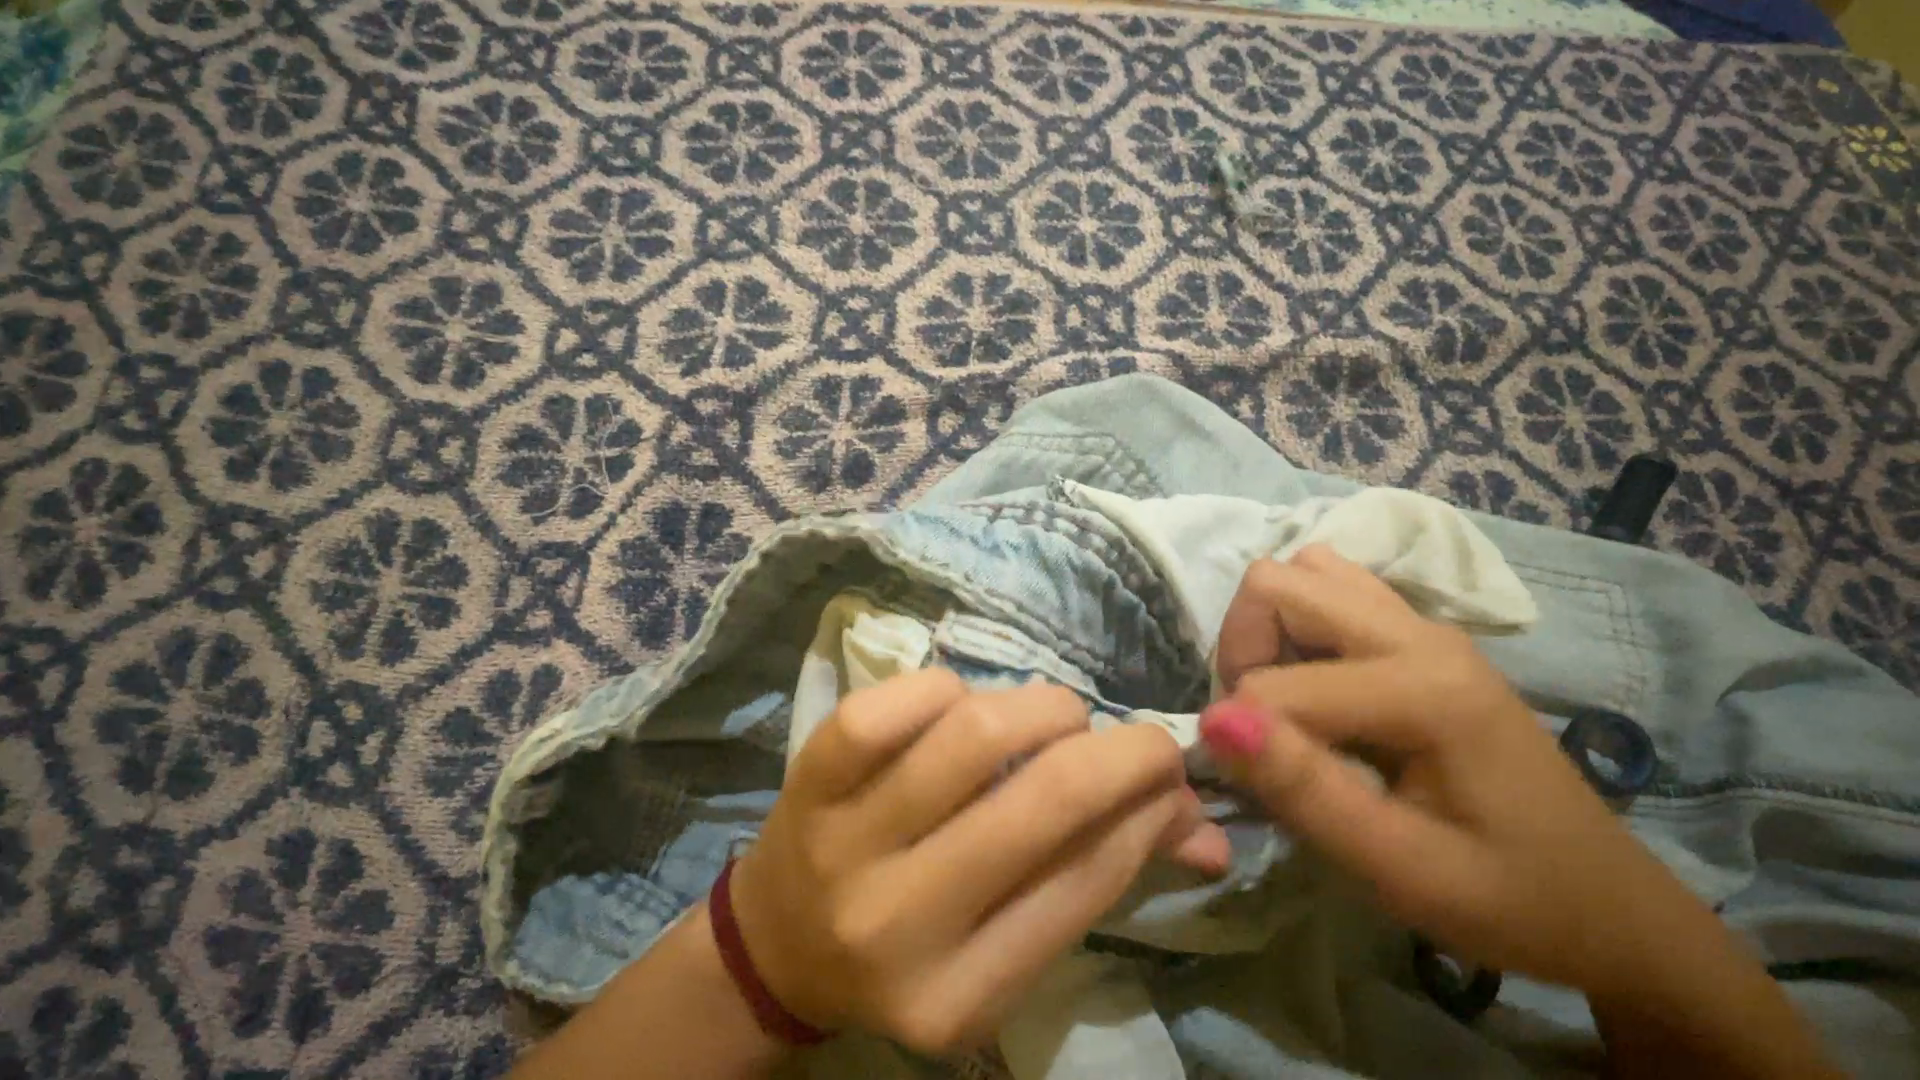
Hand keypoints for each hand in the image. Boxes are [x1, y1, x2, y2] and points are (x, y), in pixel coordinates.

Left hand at [728, 670, 1230, 1053]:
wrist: (776, 948)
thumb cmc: (909, 953)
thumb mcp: (1000, 952)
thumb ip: (1096, 884)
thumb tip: (1206, 828)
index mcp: (959, 994)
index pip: (1084, 882)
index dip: (1146, 815)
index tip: (1173, 781)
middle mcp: (899, 924)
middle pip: (1042, 802)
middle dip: (1122, 754)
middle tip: (1143, 739)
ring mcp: (844, 845)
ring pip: (972, 738)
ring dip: (1043, 710)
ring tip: (1057, 718)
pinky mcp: (805, 783)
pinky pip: (886, 709)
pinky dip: (945, 689)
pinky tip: (963, 704)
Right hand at [1200, 545, 1718, 999]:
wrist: (1606, 907)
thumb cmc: (1506, 899)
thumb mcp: (1400, 870)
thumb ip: (1304, 791)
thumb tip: (1212, 722)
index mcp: (1425, 688)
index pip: (1273, 684)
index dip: (1239, 739)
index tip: (1250, 792)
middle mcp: (1422, 633)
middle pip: (1280, 582)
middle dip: (1240, 650)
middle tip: (1255, 727)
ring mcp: (1426, 628)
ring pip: (1307, 574)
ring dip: (1270, 630)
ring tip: (1282, 703)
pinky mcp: (1424, 639)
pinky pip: (1335, 593)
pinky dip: (1299, 627)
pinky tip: (1316, 689)